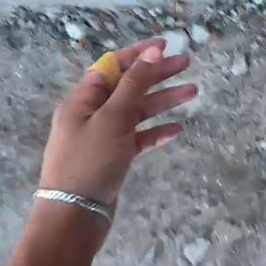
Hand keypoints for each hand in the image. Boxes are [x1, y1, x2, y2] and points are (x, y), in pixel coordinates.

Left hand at [38, 37, 196, 208]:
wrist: (72, 220)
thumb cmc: (88, 162)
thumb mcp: (113, 117)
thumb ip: (134, 83)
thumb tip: (152, 51)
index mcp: (83, 101)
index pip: (112, 66)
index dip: (138, 54)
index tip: (166, 46)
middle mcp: (91, 115)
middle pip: (129, 86)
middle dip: (157, 74)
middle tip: (187, 64)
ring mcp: (102, 138)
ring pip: (137, 111)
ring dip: (163, 100)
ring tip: (193, 92)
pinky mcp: (113, 158)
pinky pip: (138, 137)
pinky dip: (156, 131)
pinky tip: (176, 130)